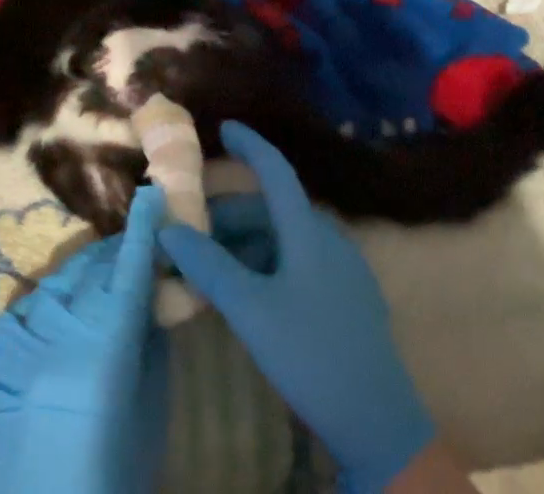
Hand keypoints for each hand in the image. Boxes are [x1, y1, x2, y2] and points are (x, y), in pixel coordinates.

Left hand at [0, 187, 169, 493]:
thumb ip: (150, 335)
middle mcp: (56, 326)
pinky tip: (71, 313)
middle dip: (120, 252)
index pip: (128, 267)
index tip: (154, 192)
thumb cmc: (115, 463)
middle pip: (94, 267)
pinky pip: (35, 304)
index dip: (143, 226)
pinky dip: (58, 300)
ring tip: (110, 279)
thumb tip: (157, 289)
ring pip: (62, 281)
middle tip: (144, 249)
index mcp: (104, 342)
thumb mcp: (149, 400)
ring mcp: (19, 334)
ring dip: (89, 275)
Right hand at [159, 124, 435, 492]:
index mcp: (308, 232)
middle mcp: (327, 240)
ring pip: (282, 241)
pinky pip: (296, 264)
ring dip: (242, 247)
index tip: (224, 127)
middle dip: (228, 218)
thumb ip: (208, 266)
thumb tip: (169, 229)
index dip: (250, 146)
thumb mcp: (249, 309)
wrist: (374, 416)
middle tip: (188, 238)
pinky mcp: (345, 297)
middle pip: (272, 211)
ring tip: (207, 274)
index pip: (276, 172)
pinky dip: (263, 266)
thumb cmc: (308, 353)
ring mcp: (341, 269)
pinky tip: (243, 296)